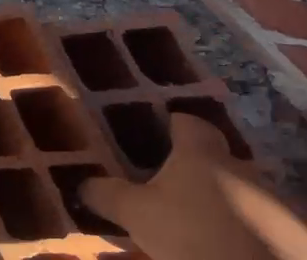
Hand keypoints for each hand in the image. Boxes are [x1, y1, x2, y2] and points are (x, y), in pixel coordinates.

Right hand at [79, 112, 306, 259]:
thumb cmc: (194, 235)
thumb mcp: (133, 213)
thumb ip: (104, 192)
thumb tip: (83, 183)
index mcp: (203, 156)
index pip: (190, 123)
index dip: (172, 124)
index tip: (156, 132)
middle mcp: (246, 172)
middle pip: (219, 161)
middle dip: (196, 172)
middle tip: (168, 187)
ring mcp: (282, 208)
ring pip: (244, 194)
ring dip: (223, 203)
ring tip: (198, 223)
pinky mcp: (299, 239)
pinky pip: (264, 225)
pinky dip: (246, 230)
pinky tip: (225, 244)